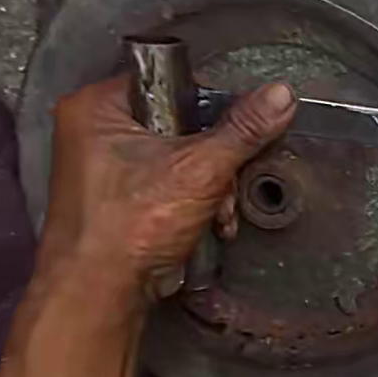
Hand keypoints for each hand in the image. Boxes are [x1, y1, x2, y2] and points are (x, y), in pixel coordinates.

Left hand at [37, 75, 295, 290]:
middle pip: (185, 124)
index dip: (211, 107)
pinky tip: (207, 220)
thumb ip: (243, 130)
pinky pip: (174, 181)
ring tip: (216, 210)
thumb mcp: (201, 169)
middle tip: (224, 182)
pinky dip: (198, 201)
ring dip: (214, 185)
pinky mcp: (123, 195)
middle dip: (218, 160)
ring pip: (185, 156)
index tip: (232, 134)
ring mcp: (108, 165)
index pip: (173, 82)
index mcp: (99, 106)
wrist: (100, 294)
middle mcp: (97, 130)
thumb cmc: (128, 228)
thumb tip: (280, 95)